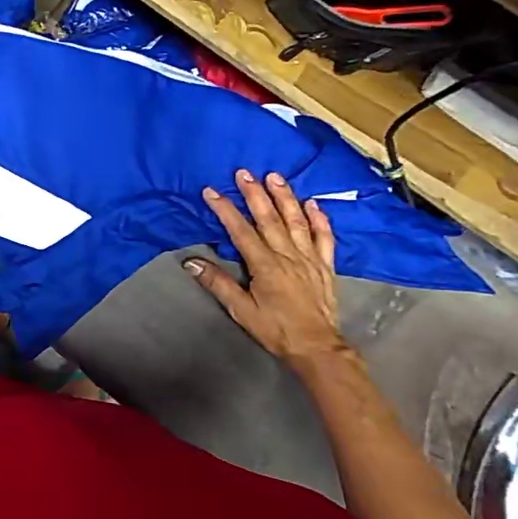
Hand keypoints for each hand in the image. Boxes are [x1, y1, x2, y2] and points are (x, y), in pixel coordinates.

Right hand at [186, 169, 350, 367]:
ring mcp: (309, 258)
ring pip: (296, 221)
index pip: (241, 231)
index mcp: (265, 265)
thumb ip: (218, 284)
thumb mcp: (241, 311)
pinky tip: (313, 203)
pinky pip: (323, 237)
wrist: (316, 346)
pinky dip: (319, 218)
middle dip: (254, 194)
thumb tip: (192, 263)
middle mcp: (287, 255)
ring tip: (275, 177)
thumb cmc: (276, 330)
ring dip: (285, 197)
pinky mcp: (325, 265)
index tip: (212, 192)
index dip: (225, 210)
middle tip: (244, 172)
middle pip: (269, 218)